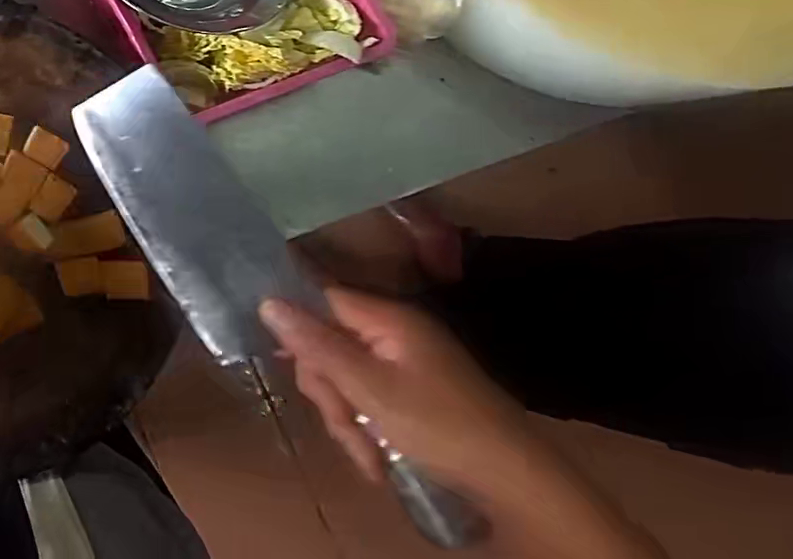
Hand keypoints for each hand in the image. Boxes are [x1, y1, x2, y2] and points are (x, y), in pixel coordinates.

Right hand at [261, 289, 666, 558]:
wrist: (526, 494)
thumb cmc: (443, 429)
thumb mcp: (368, 388)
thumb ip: (315, 344)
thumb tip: (266, 300)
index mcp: (388, 319)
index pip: (320, 297)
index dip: (296, 322)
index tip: (283, 356)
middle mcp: (395, 335)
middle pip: (328, 344)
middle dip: (327, 388)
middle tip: (341, 418)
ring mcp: (407, 367)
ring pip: (344, 378)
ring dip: (345, 416)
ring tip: (367, 452)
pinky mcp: (415, 398)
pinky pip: (367, 399)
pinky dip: (365, 428)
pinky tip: (377, 457)